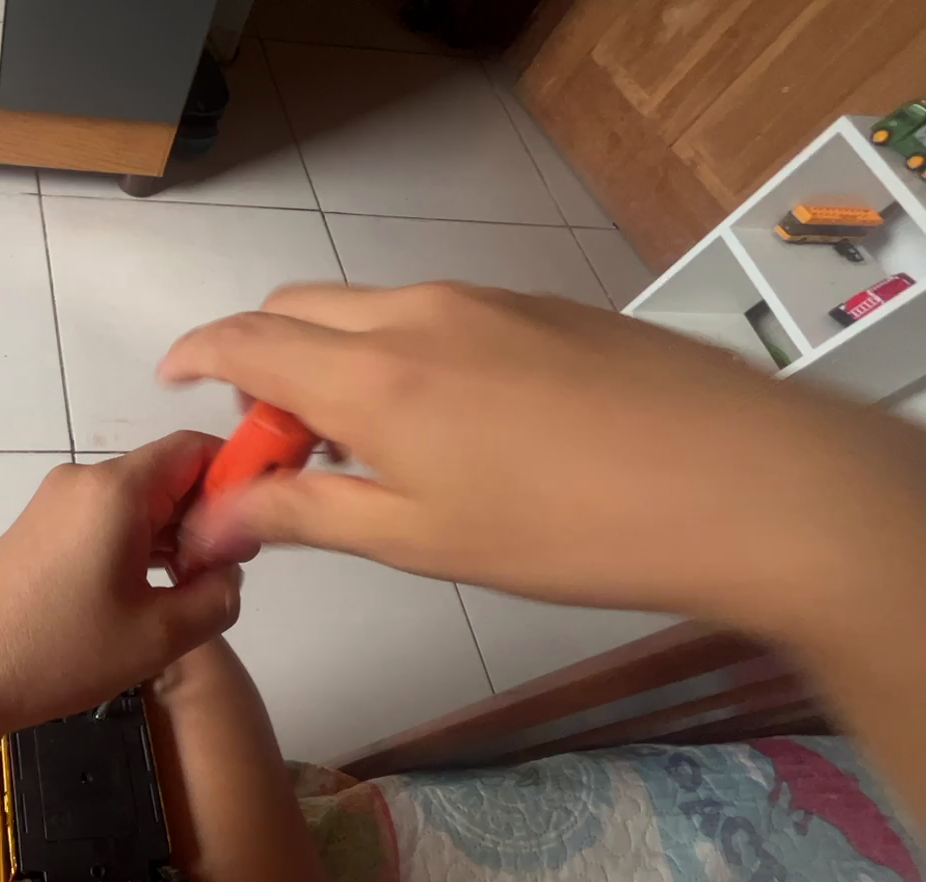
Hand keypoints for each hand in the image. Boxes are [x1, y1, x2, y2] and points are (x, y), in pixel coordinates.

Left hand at [0, 432, 243, 738]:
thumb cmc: (57, 652)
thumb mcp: (159, 636)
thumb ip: (217, 597)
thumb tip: (226, 573)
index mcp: (115, 489)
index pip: (195, 448)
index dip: (236, 479)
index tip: (251, 532)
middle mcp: (82, 481)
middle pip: (165, 476)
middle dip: (204, 519)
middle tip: (217, 579)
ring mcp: (52, 504)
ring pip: (134, 503)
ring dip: (169, 538)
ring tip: (180, 596)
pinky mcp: (35, 531)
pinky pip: (102, 522)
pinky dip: (133, 547)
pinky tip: (139, 596)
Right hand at [158, 282, 925, 636]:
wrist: (756, 486)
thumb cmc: (557, 528)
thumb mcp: (408, 536)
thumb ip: (295, 512)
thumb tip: (207, 522)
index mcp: (370, 375)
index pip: (244, 341)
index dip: (192, 354)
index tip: (169, 381)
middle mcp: (412, 314)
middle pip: (293, 310)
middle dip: (256, 363)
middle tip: (273, 438)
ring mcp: (477, 300)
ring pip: (357, 310)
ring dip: (322, 360)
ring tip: (356, 441)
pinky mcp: (530, 306)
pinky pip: (419, 313)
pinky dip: (382, 352)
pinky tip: (433, 418)